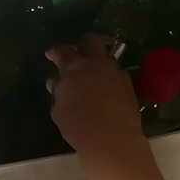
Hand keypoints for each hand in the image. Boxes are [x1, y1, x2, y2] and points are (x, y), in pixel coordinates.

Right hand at [47, 35, 144, 155]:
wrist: (111, 138)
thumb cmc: (77, 124)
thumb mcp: (58, 109)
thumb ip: (58, 92)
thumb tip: (56, 82)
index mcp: (74, 68)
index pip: (63, 51)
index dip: (55, 52)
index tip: (50, 54)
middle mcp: (96, 64)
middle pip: (91, 42)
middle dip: (83, 45)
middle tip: (77, 56)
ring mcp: (115, 73)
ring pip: (106, 58)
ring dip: (98, 64)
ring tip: (91, 77)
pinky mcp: (128, 85)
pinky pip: (116, 75)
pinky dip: (108, 79)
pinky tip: (104, 91)